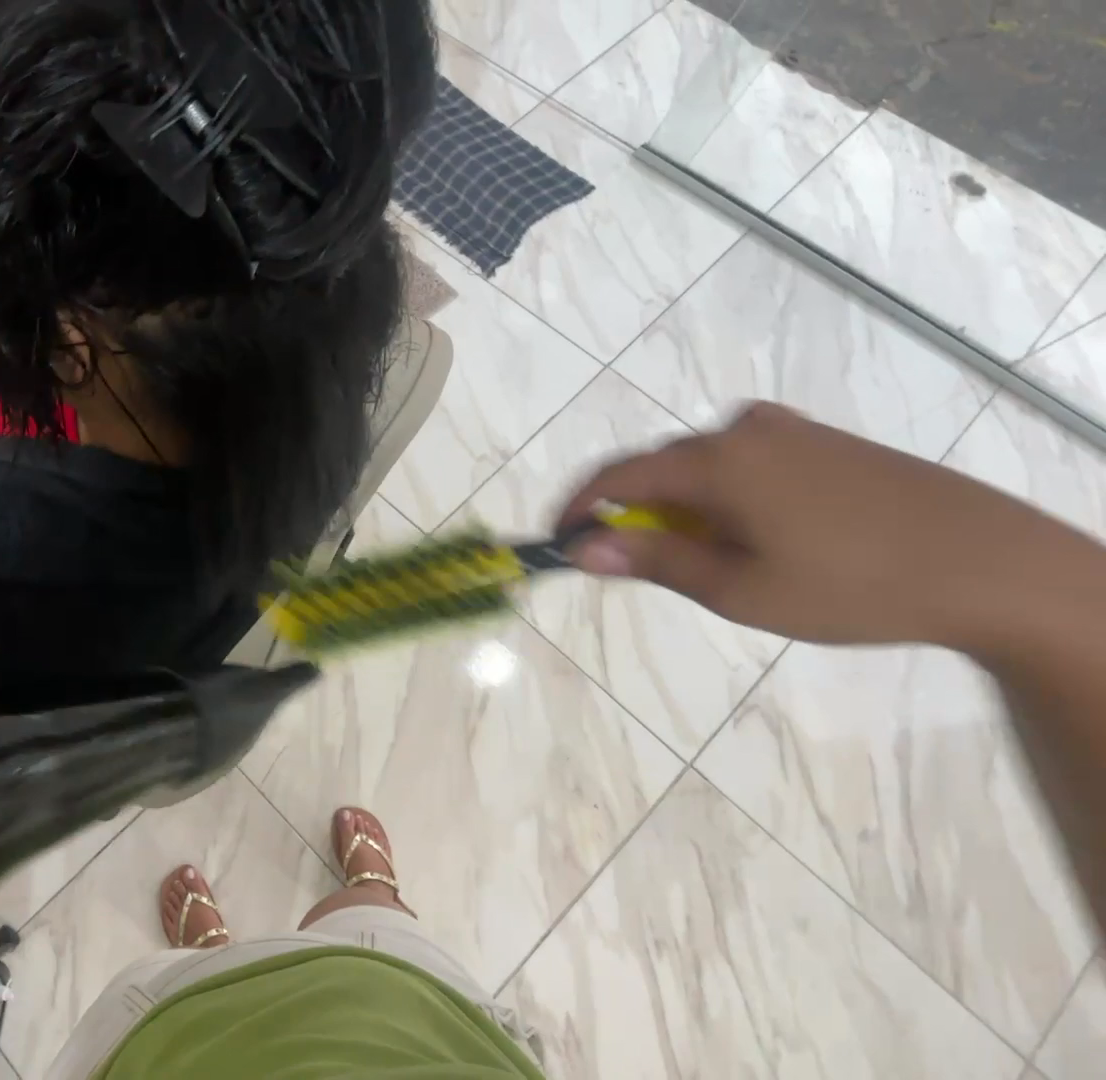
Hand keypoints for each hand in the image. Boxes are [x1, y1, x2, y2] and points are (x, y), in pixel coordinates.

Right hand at [555, 402, 1077, 651]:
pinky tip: (758, 538)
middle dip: (635, 514)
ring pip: (703, 467)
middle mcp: (745, 430)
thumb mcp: (737, 587)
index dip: (581, 509)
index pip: (618, 475)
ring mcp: (791, 431)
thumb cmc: (852, 585)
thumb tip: (581, 549)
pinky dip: (725, 499)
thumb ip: (652, 561)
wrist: (999, 567)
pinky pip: (745, 464)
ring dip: (683, 509)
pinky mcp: (826, 442)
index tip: (561, 545)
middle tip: (638, 568)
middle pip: (659, 467)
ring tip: (708, 562)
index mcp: (716, 460)